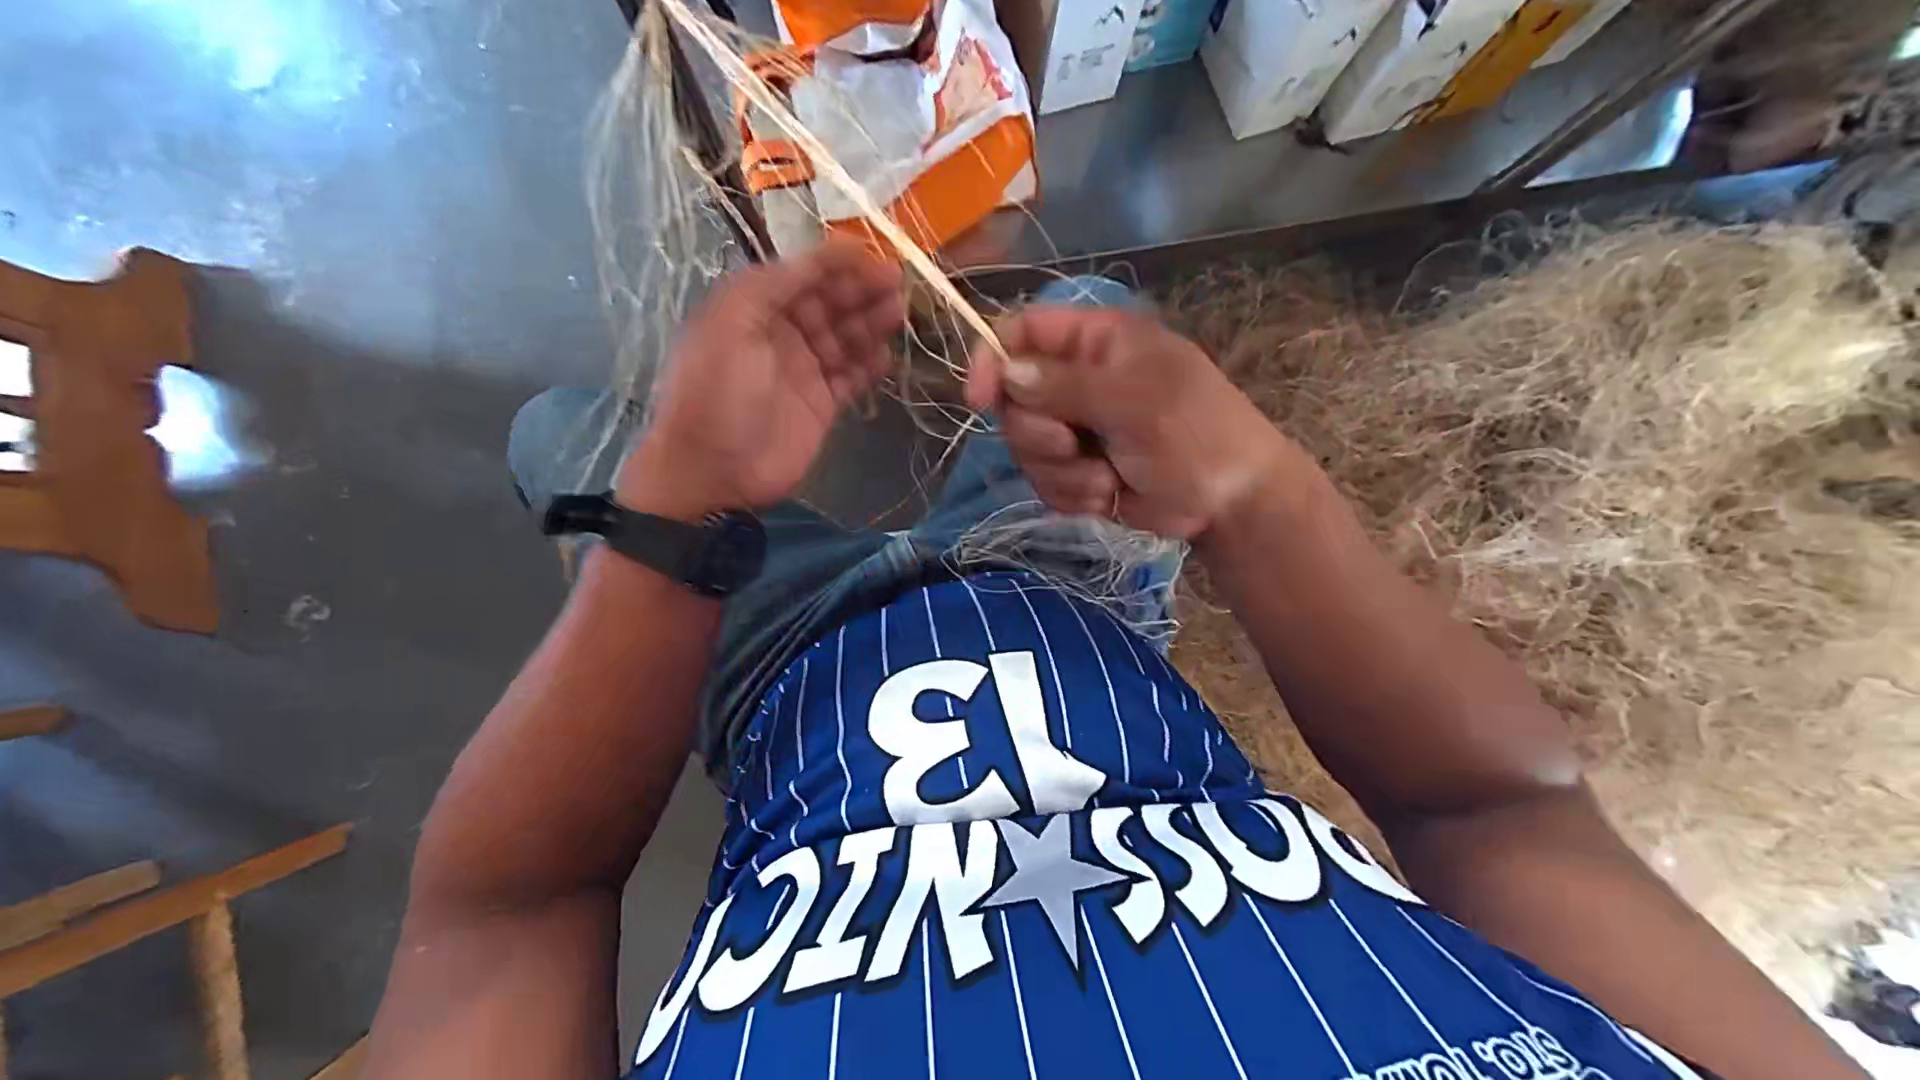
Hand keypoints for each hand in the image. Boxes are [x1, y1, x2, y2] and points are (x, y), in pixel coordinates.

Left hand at [617, 240, 905, 519]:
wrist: (712, 468)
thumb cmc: (716, 391)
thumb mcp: (731, 323)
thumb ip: (772, 285)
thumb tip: (815, 262)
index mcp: (755, 307)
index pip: (804, 274)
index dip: (839, 263)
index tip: (876, 258)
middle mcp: (782, 333)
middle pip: (830, 302)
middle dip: (862, 290)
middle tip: (897, 286)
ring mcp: (804, 371)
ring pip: (846, 337)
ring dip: (872, 323)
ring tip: (898, 315)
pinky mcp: (822, 405)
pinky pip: (852, 377)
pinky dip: (870, 366)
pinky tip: (886, 357)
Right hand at [965, 305, 1314, 539]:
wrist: (1231, 502)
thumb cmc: (1197, 433)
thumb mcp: (1135, 400)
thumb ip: (1067, 385)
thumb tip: (1007, 374)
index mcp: (1095, 342)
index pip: (1022, 333)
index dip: (992, 360)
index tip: (980, 399)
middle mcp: (1076, 381)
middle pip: (1013, 399)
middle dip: (1038, 433)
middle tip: (1073, 445)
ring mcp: (1075, 429)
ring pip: (1025, 447)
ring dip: (1061, 471)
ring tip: (1106, 477)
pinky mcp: (1076, 472)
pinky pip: (1044, 482)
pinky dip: (1072, 494)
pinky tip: (1107, 493)